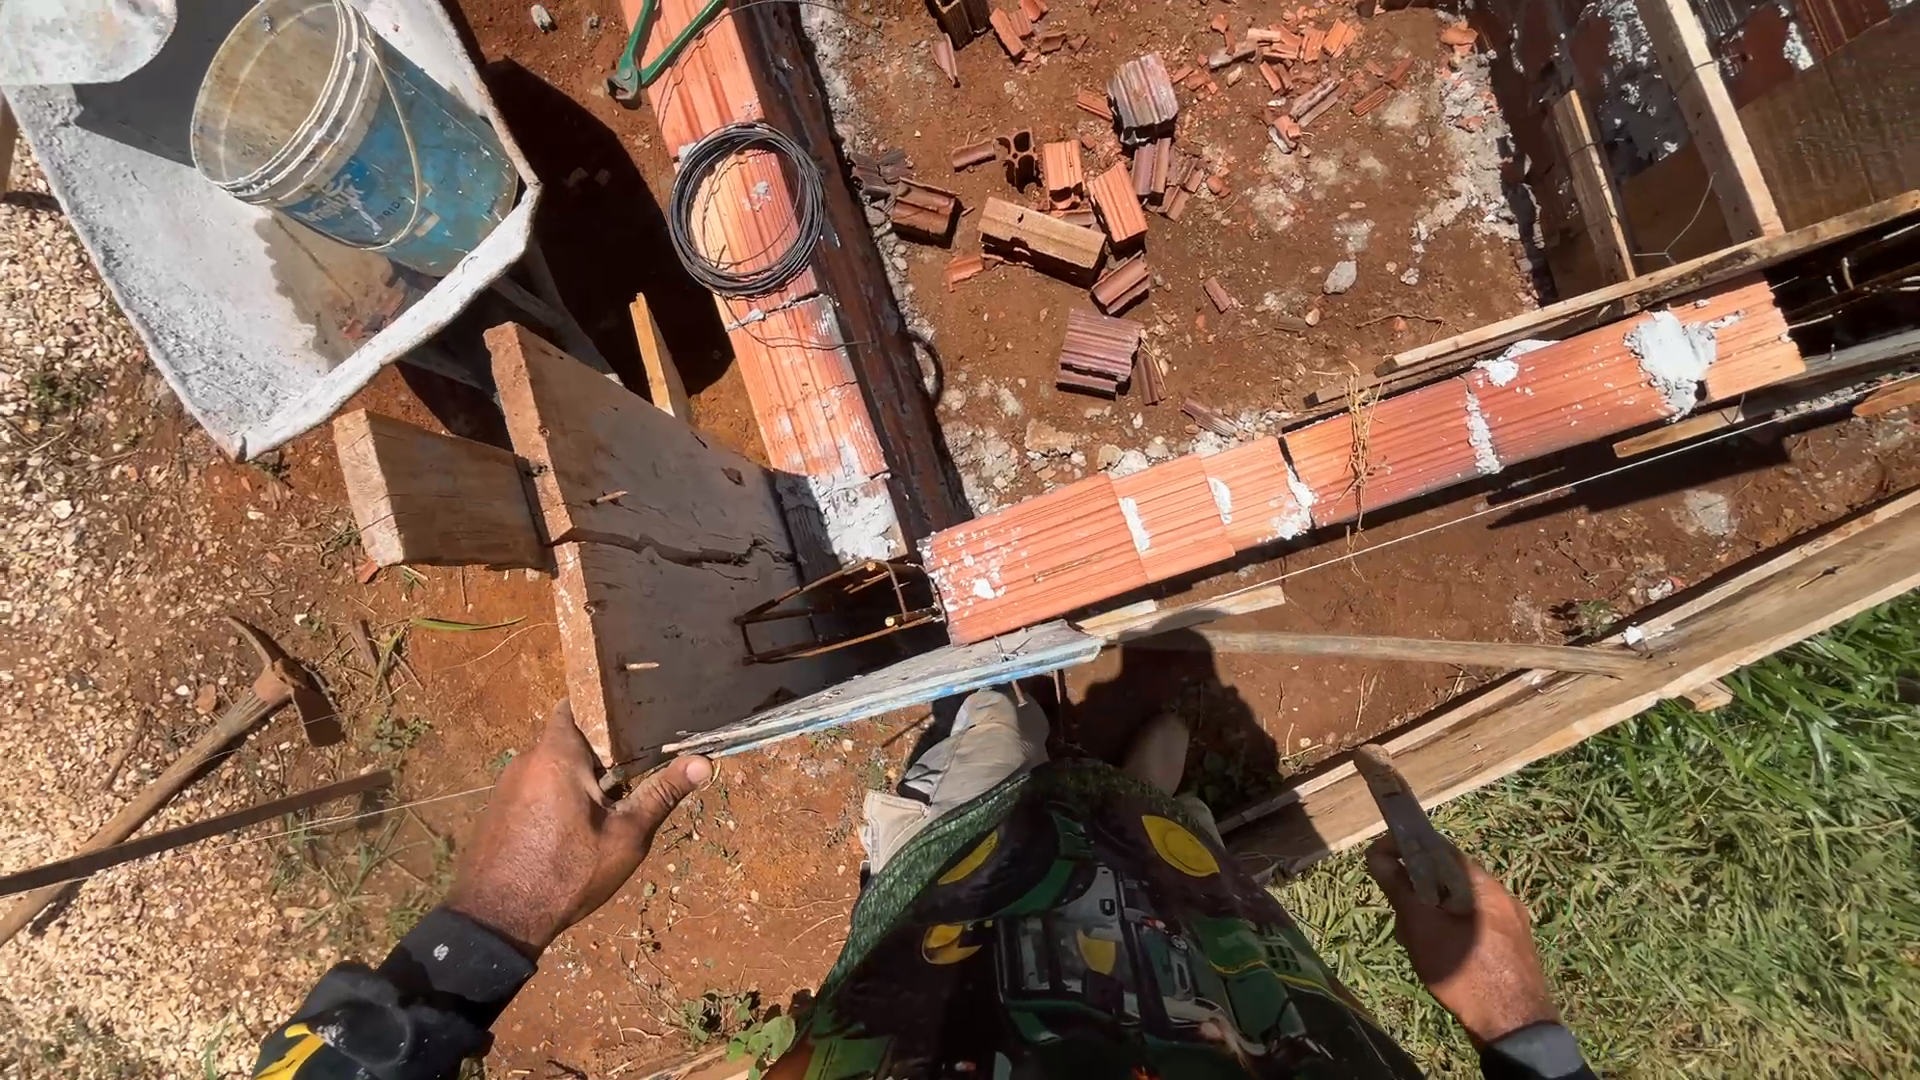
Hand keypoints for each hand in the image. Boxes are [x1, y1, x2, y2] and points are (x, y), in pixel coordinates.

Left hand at [444, 700, 711, 956]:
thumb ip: (662, 792)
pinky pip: (538, 786)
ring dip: (583, 773)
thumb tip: (704, 762)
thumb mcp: (626, 835)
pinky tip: (582, 821)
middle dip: (604, 746)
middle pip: (572, 736)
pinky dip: (561, 792)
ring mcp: (507, 787)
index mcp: (556, 754)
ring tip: (618, 791)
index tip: (638, 711)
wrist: (494, 926)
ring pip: (555, 764)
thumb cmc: (566, 873)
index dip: (607, 703)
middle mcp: (526, 761)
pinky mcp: (499, 811)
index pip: (578, 703)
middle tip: (642, 757)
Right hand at [1365, 834, 1558, 1042]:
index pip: (1437, 847)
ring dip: (1430, 909)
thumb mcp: (1421, 926)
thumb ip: (1398, 887)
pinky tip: (1438, 949)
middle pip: (1445, 874)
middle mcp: (1502, 896)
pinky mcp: (1513, 944)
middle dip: (1415, 886)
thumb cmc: (1464, 971)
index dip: (1403, 848)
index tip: (1378, 860)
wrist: (1515, 1031)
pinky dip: (1448, 924)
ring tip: (1415, 937)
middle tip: (1398, 909)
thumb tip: (1377, 857)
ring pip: (1456, 899)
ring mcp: (1511, 922)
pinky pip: (1471, 920)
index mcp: (1483, 885)